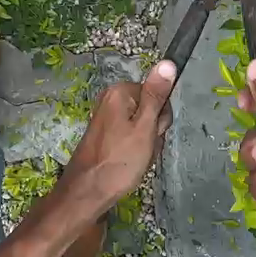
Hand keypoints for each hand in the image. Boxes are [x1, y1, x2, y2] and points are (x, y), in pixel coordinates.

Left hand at [57, 59, 177, 216]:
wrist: (87, 193)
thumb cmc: (119, 161)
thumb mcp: (144, 128)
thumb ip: (156, 96)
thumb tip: (168, 63)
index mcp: (120, 92)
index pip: (158, 95)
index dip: (160, 118)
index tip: (152, 135)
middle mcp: (111, 99)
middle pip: (150, 109)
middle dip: (153, 132)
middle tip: (144, 149)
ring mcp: (107, 117)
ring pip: (142, 126)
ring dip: (146, 144)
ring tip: (136, 158)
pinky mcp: (106, 134)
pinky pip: (130, 136)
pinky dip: (135, 150)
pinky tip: (130, 163)